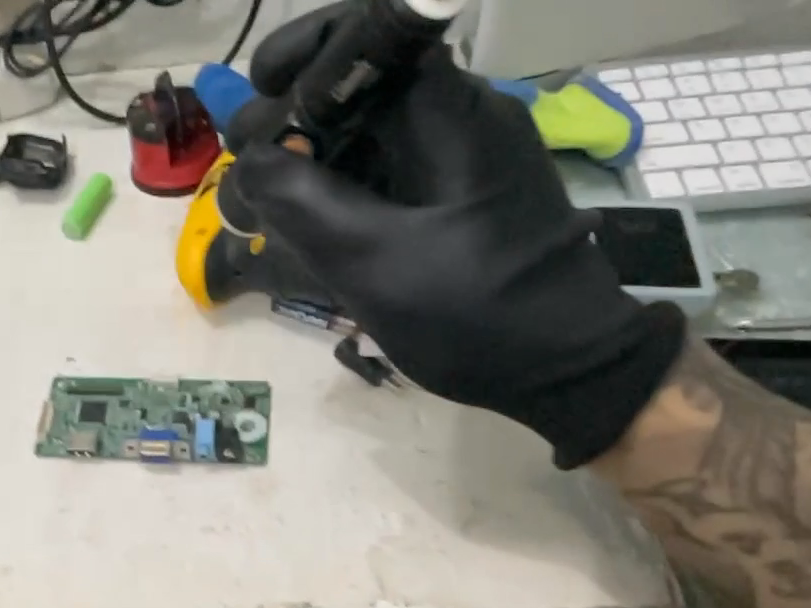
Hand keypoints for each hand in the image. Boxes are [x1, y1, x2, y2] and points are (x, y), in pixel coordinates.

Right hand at [225, 6, 687, 467]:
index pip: (365, 37)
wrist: (562, 366)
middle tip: (249, 180)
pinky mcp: (456, 199)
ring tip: (263, 210)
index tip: (254, 98)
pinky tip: (306, 232)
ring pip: (366, 137)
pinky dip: (339, 195)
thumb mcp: (374, 262)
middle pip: (358, 87)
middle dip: (292, 122)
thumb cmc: (474, 313)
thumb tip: (248, 164)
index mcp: (445, 110)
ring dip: (310, 165)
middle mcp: (454, 117)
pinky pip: (385, 177)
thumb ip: (303, 205)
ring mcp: (458, 160)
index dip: (300, 56)